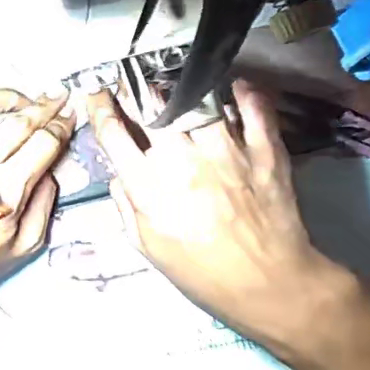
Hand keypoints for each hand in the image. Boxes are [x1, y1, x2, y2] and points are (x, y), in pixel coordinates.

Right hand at [86, 80, 366, 359]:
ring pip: (200, 100)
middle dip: (138, 89)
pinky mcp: (264, 150)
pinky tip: (236, 87)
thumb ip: (128, 207)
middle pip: (152, 106)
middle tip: (137, 83)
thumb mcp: (150, 249)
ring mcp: (227, 152)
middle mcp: (184, 162)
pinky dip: (245, 92)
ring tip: (183, 84)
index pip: (114, 134)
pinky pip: (254, 108)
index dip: (100, 107)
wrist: (270, 286)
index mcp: (150, 189)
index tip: (99, 93)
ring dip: (186, 89)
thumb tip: (119, 173)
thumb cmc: (205, 274)